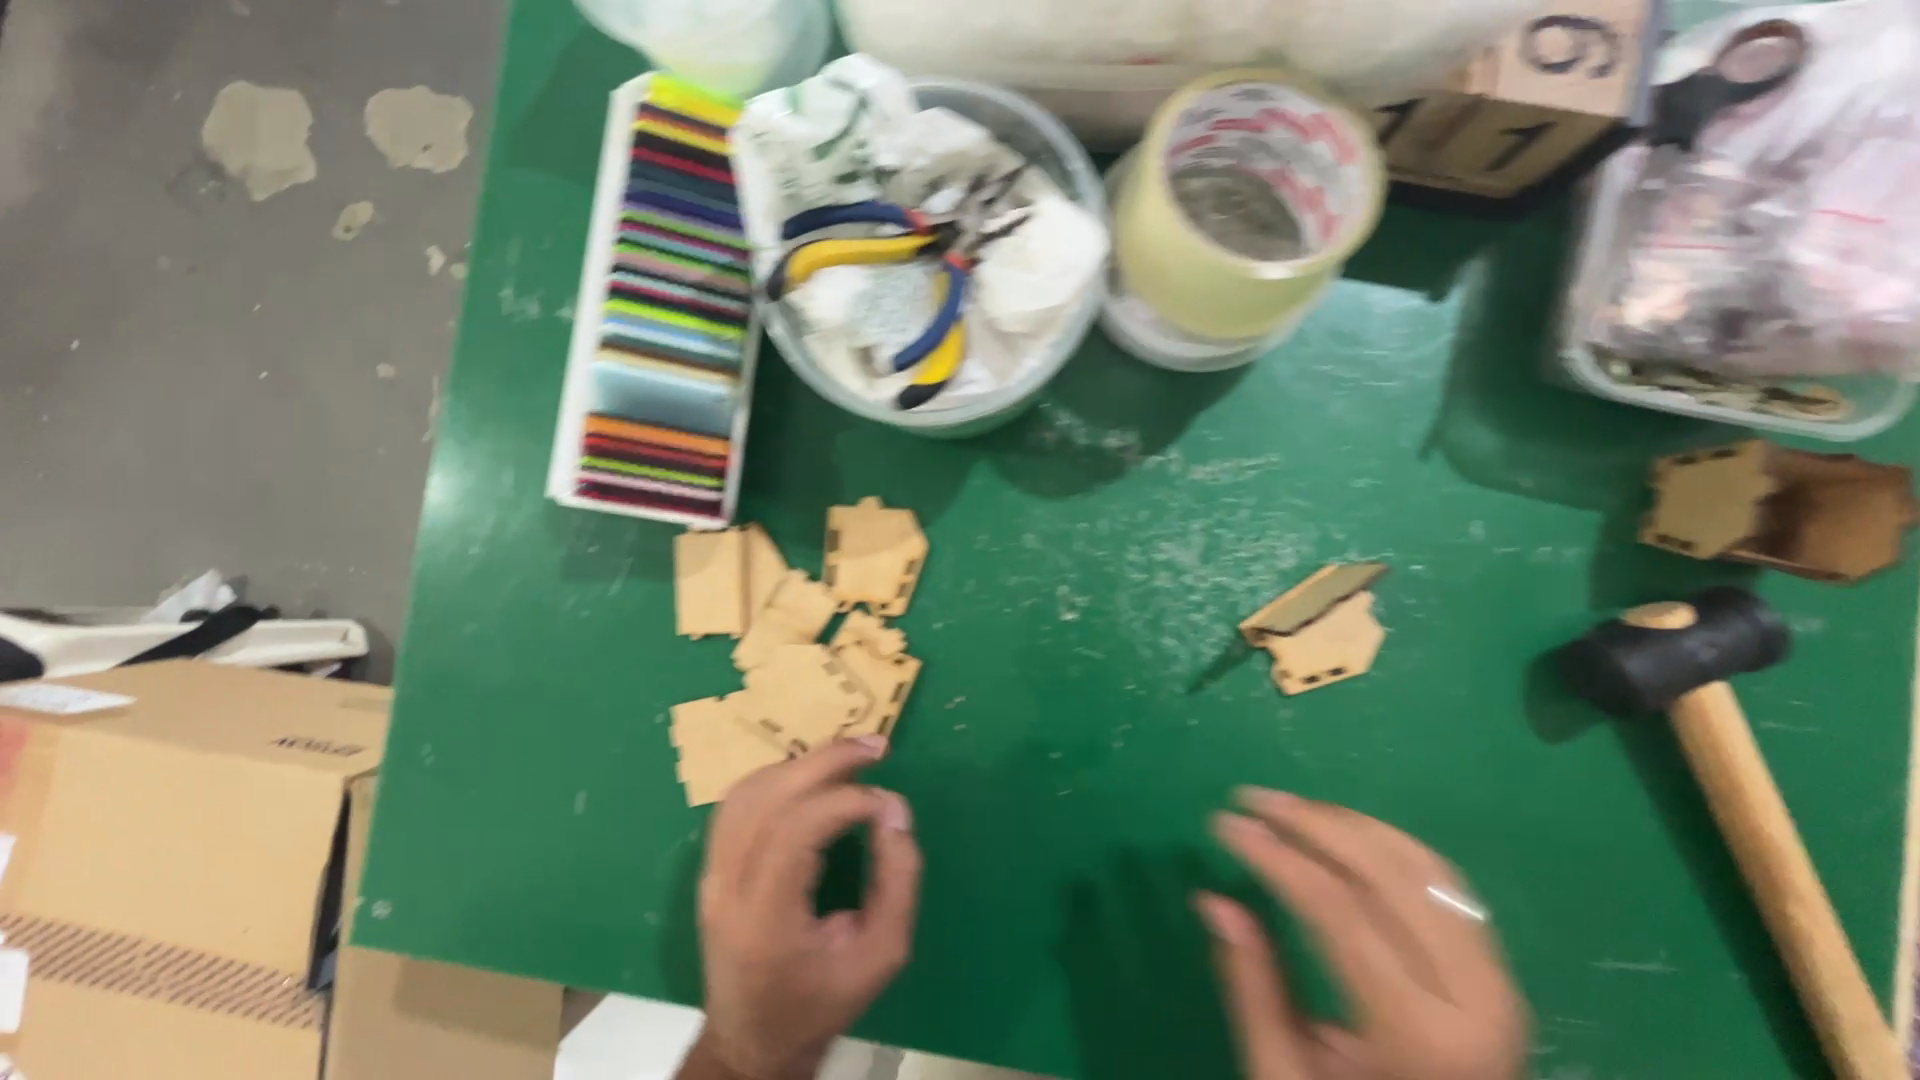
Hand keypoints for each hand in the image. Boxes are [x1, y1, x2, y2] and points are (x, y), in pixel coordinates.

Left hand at [692, 737, 921, 1079]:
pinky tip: (810, 777)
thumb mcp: (881, 955)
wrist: (752, 1041)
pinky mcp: (710, 869)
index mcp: (766, 920)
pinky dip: (776, 778)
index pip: (796, 831)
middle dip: (826, 761)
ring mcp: (710, 876)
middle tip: (876, 745)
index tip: (887, 801)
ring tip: (848, 758)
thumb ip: (897, 881)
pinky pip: (736, 804)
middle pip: (767, 798)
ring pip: (746, 792)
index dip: (845, 802)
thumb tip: (893, 808)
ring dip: (799, 764)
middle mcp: (727, 889)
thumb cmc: (821, 1004)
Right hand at [1198, 789, 1527, 1079]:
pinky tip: (1345, 832)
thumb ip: (1253, 986)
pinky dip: (1390, 844)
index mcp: (1417, 1035)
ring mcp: (1497, 981)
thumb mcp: (1286, 1074)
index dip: (1276, 856)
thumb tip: (1212, 900)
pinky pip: (1444, 883)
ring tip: (1289, 807)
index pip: (1337, 911)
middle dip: (1311, 823)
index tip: (1223, 821)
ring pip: (1421, 867)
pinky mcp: (1498, 971)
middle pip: (1386, 875)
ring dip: (1350, 824)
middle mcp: (1473, 997)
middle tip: (1252, 798)